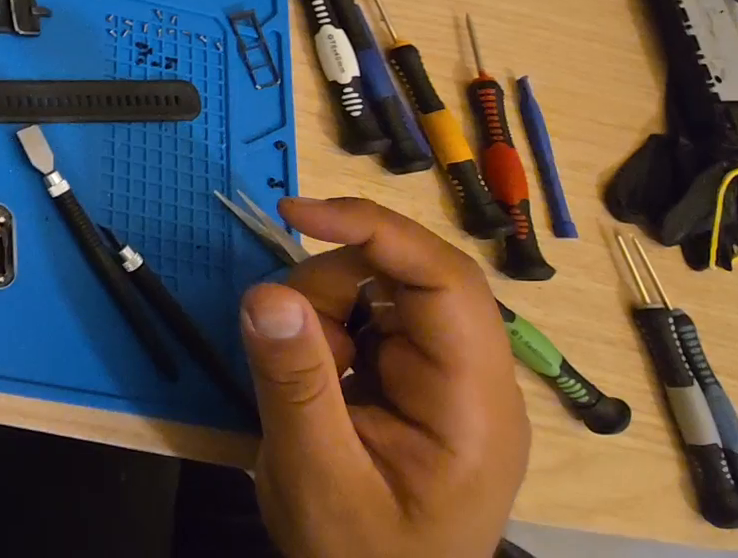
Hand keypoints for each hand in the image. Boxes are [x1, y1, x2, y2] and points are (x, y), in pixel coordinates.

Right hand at [239, 197, 528, 557]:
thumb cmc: (356, 553)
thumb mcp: (314, 471)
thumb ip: (293, 381)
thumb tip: (266, 292)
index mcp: (471, 402)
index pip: (444, 282)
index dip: (373, 231)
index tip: (294, 213)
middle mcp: (467, 376)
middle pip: (400, 276)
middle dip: (325, 285)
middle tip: (280, 334)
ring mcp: (438, 375)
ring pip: (371, 290)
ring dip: (316, 310)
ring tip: (299, 378)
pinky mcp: (407, 377)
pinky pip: (358, 317)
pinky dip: (318, 330)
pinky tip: (312, 377)